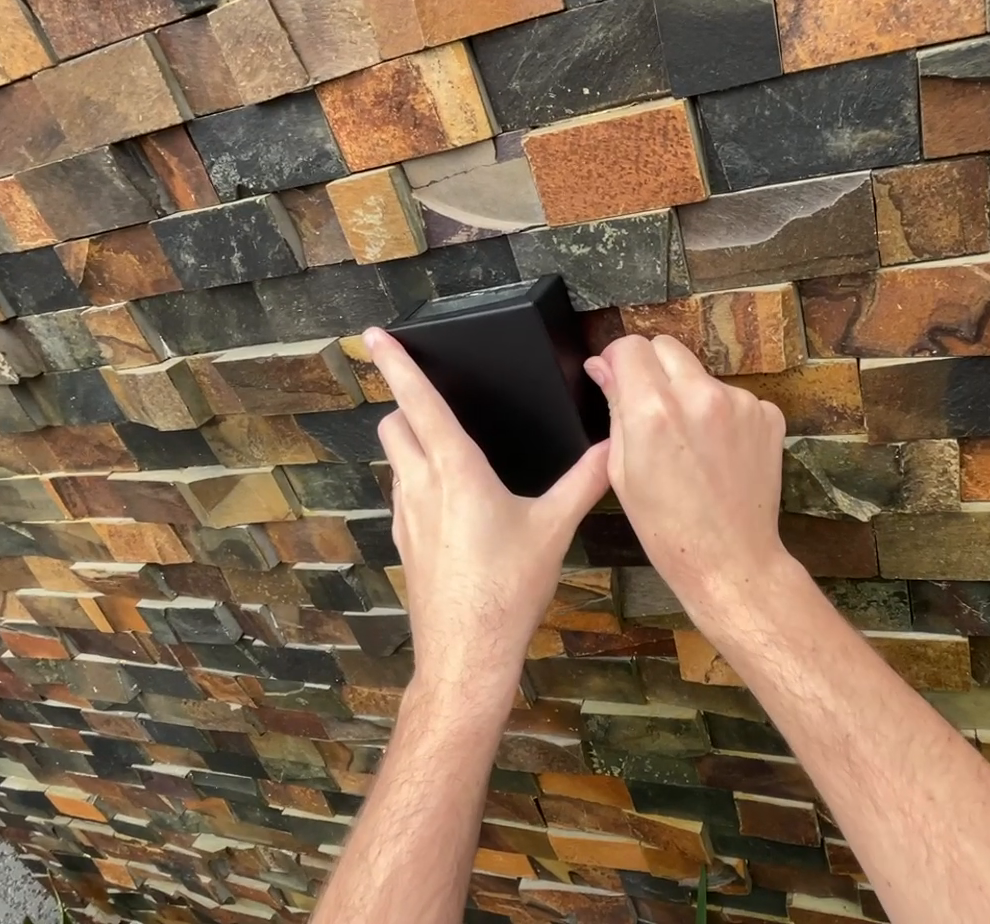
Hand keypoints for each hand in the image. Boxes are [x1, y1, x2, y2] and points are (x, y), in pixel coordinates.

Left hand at [365, 328, 608, 698]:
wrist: (466, 653)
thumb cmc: (509, 588)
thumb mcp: (554, 528)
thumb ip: (586, 481)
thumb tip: (614, 448)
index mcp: (456, 469)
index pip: (418, 401)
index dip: (396, 363)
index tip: (375, 335)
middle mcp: (421, 484)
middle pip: (394, 424)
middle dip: (405, 401)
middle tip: (432, 396)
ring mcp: (406, 515)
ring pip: (394, 458)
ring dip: (410, 440)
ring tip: (447, 444)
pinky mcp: (404, 541)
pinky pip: (402, 492)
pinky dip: (416, 477)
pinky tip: (450, 498)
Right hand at [584, 335, 793, 610]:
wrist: (730, 560)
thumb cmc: (666, 527)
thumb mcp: (621, 470)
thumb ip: (614, 407)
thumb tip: (601, 366)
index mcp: (653, 410)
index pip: (630, 346)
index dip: (618, 361)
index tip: (618, 379)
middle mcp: (699, 396)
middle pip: (666, 347)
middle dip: (652, 369)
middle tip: (652, 411)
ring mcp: (740, 403)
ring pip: (700, 373)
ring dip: (689, 393)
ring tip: (690, 442)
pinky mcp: (767, 415)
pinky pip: (733, 396)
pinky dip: (722, 414)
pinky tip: (719, 451)